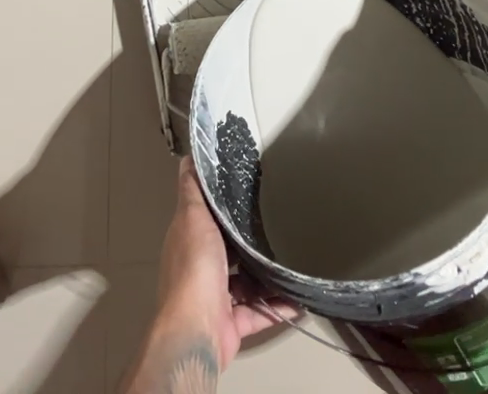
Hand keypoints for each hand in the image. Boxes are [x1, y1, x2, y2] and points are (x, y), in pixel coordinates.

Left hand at [153, 157, 297, 367]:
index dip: (223, 204)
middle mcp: (200, 267)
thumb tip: (187, 158)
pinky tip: (300, 298)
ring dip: (268, 276)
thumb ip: (192, 191)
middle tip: (280, 226)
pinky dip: (279, 306)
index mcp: (189, 239)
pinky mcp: (233, 323)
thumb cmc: (194, 268)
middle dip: (250, 242)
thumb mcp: (192, 218)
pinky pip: (260, 311)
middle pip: (229, 250)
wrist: (196, 329)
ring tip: (294, 260)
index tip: (248, 190)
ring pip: (247, 282)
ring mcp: (216, 297)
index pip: (206, 216)